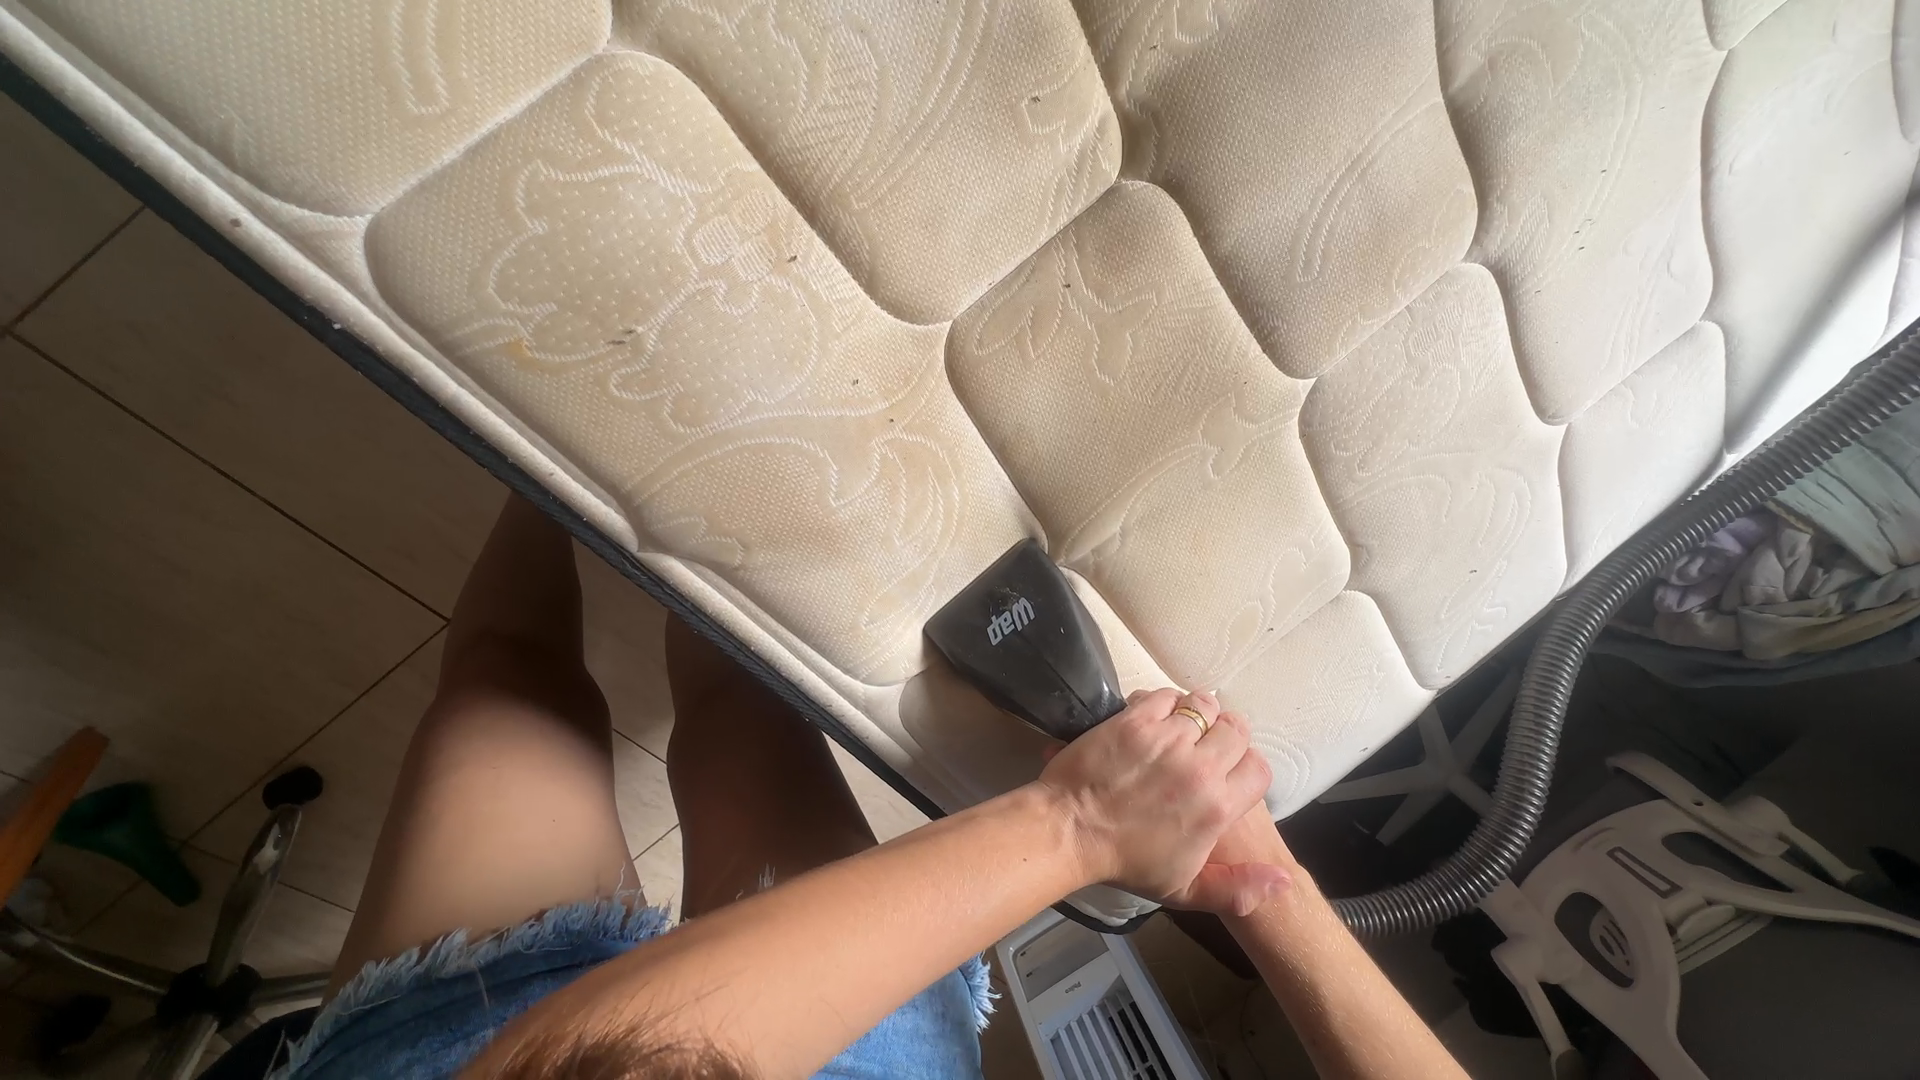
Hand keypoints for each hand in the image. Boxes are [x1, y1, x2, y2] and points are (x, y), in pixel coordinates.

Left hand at [1035, 688, 1282, 909]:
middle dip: (1226, 732)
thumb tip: (1284, 880)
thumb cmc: (1125, 863)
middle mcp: (1199, 768)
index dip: (1247, 765)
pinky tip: (1156, 713)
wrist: (1071, 831)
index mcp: (1218, 807)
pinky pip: (1165, 696)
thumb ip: (1237, 888)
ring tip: (1184, 722)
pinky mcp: (1134, 720)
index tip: (1229, 767)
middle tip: (1207, 740)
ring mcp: (1166, 739)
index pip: (1259, 768)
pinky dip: (1165, 700)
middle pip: (1235, 730)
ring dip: (1198, 711)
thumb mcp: (1185, 889)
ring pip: (1203, 705)